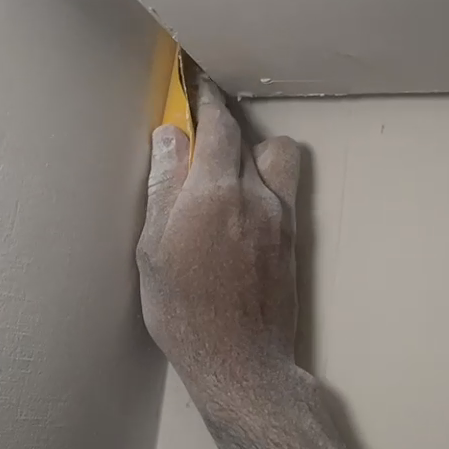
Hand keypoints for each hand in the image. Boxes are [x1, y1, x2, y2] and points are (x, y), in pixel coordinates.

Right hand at [138, 78, 303, 389]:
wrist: (240, 363)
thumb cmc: (182, 310)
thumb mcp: (153, 249)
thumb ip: (164, 187)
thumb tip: (169, 136)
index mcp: (215, 193)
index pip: (218, 127)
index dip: (206, 101)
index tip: (196, 84)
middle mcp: (257, 195)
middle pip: (247, 137)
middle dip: (223, 125)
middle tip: (198, 131)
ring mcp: (282, 217)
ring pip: (277, 158)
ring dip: (252, 152)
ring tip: (225, 173)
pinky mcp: (295, 239)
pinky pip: (284, 189)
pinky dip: (264, 181)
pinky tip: (240, 209)